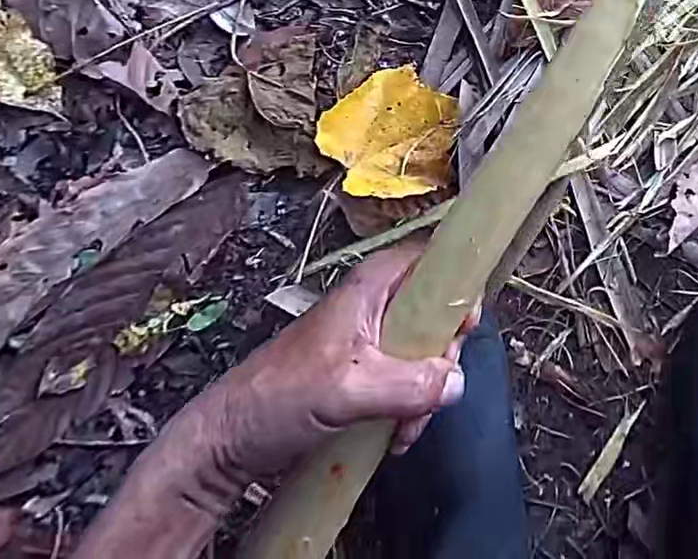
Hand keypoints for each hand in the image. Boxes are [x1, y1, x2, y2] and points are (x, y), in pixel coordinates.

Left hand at [151, 241, 470, 508]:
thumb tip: (454, 381)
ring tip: (405, 424)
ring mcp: (376, 336)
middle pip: (439, 313)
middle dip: (441, 359)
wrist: (234, 436)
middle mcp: (380, 302)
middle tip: (428, 391)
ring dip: (426, 392)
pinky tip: (395, 432)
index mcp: (374, 284)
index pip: (435, 261)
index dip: (456, 289)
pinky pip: (411, 378)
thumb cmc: (278, 394)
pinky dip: (412, 405)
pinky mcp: (371, 368)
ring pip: (428, 351)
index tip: (463, 326)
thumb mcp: (349, 387)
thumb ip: (407, 383)